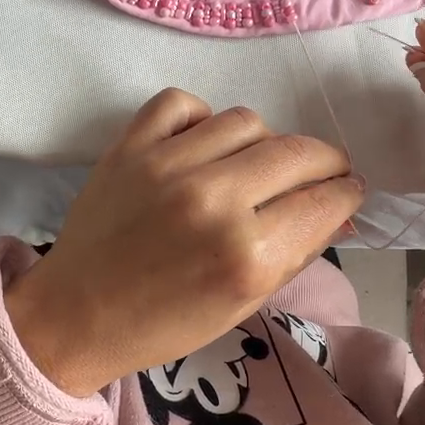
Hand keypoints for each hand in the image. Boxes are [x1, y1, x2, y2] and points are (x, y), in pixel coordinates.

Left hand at [5, 89, 364, 397]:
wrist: (78, 313)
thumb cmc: (165, 322)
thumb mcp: (243, 303)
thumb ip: (296, 251)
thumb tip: (337, 208)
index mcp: (248, 255)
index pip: (325, 200)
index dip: (346, 192)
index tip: (346, 189)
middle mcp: (214, 200)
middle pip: (297, 152)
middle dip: (323, 161)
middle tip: (318, 172)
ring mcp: (167, 165)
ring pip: (245, 120)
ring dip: (261, 142)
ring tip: (250, 164)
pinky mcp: (130, 145)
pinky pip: (182, 102)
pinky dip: (200, 117)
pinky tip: (200, 143)